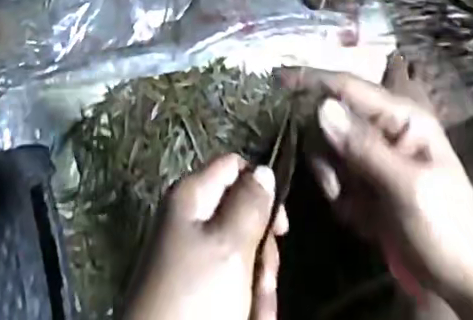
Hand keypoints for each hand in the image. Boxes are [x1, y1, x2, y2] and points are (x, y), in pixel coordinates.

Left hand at [124, 154, 288, 319]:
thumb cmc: (195, 298)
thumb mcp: (229, 246)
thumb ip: (251, 204)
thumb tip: (264, 170)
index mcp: (191, 197)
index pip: (234, 167)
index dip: (263, 188)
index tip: (281, 227)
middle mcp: (191, 223)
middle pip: (244, 218)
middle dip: (263, 252)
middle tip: (262, 279)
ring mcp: (193, 261)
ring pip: (245, 261)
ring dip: (259, 288)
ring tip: (254, 313)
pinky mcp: (199, 296)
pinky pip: (235, 291)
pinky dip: (247, 308)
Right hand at [283, 69, 472, 319]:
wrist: (470, 290)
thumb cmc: (449, 232)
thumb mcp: (407, 187)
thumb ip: (362, 146)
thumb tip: (320, 105)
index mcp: (402, 118)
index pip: (348, 87)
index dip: (311, 80)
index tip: (275, 77)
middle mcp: (386, 130)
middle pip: (332, 118)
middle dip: (324, 150)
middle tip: (333, 185)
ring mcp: (377, 158)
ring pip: (329, 150)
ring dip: (330, 177)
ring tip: (349, 206)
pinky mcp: (369, 186)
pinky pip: (336, 177)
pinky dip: (339, 197)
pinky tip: (358, 218)